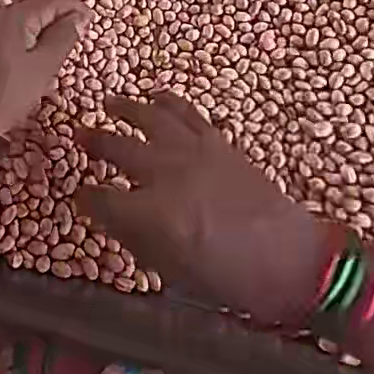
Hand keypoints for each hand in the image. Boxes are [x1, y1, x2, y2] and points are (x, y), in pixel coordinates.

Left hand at [0, 0, 88, 136]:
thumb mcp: (41, 70)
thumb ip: (62, 39)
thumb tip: (78, 18)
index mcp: (12, 16)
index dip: (74, 6)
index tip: (91, 20)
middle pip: (33, 8)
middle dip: (57, 20)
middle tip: (77, 38)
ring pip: (18, 24)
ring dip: (40, 33)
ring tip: (56, 55)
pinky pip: (3, 38)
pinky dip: (22, 44)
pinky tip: (28, 65)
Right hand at [76, 93, 331, 322]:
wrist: (294, 259)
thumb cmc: (231, 277)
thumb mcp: (174, 272)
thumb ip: (136, 239)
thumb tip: (109, 216)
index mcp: (154, 213)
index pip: (103, 200)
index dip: (86, 198)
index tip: (79, 196)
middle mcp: (169, 174)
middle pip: (119, 148)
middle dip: (94, 142)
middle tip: (79, 136)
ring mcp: (194, 153)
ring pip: (149, 118)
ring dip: (125, 109)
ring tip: (109, 102)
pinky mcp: (217, 142)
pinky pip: (186, 113)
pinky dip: (167, 102)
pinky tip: (155, 96)